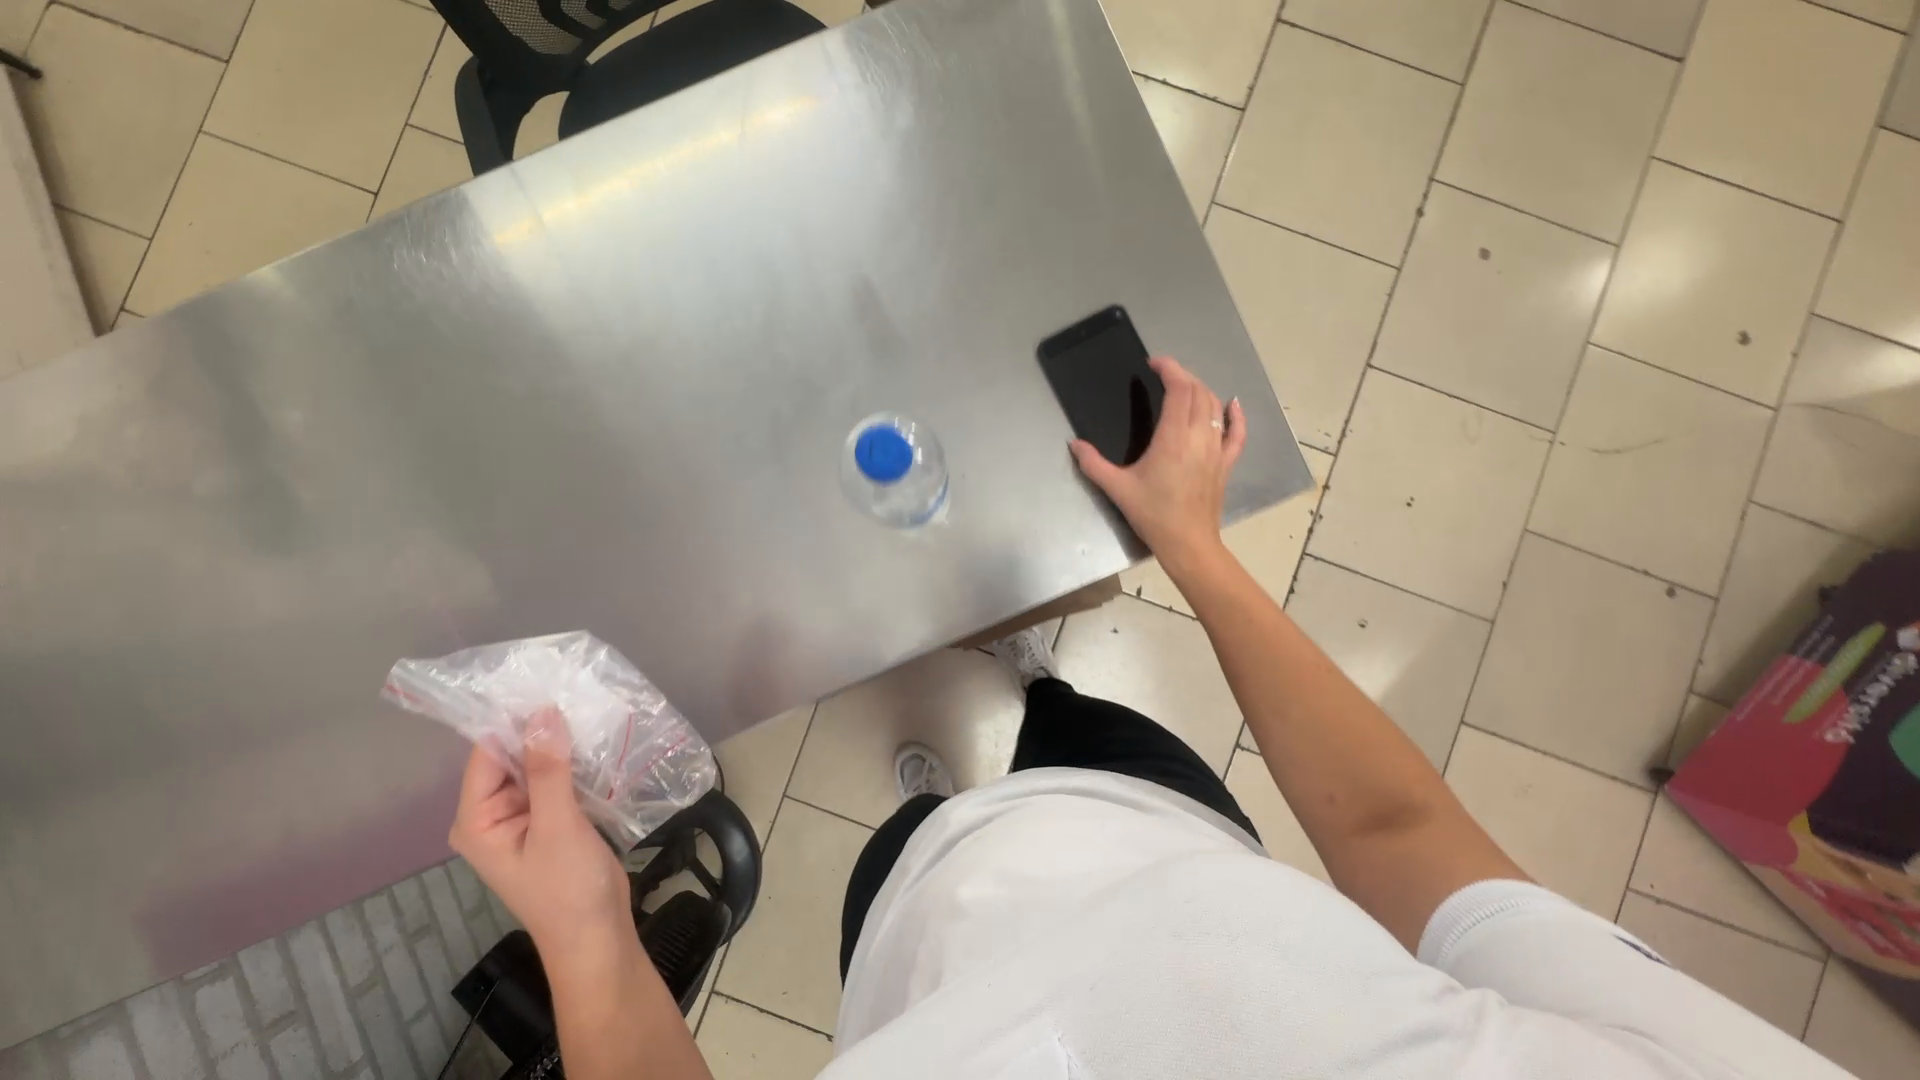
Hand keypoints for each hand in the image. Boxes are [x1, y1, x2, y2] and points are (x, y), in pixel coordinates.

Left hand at [449, 710, 631, 966]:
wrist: (598, 937)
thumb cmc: (568, 889)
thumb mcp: (558, 826)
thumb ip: (549, 769)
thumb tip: (542, 712)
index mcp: (477, 819)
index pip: (488, 753)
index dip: (516, 719)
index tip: (549, 684)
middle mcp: (493, 814)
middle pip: (513, 756)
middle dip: (544, 730)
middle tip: (579, 692)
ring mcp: (523, 818)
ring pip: (539, 766)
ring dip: (564, 745)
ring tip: (593, 710)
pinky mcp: (552, 821)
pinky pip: (558, 781)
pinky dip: (576, 764)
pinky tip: (600, 743)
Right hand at [1070, 356, 1244, 577]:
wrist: (1188, 543)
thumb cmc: (1153, 515)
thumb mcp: (1117, 488)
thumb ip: (1093, 463)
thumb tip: (1074, 444)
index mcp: (1172, 438)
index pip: (1179, 390)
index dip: (1170, 369)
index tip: (1155, 363)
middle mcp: (1198, 437)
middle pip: (1198, 392)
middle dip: (1183, 376)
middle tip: (1164, 374)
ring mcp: (1216, 449)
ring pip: (1215, 407)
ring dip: (1201, 390)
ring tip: (1184, 387)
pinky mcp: (1226, 463)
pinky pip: (1237, 433)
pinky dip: (1235, 415)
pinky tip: (1232, 404)